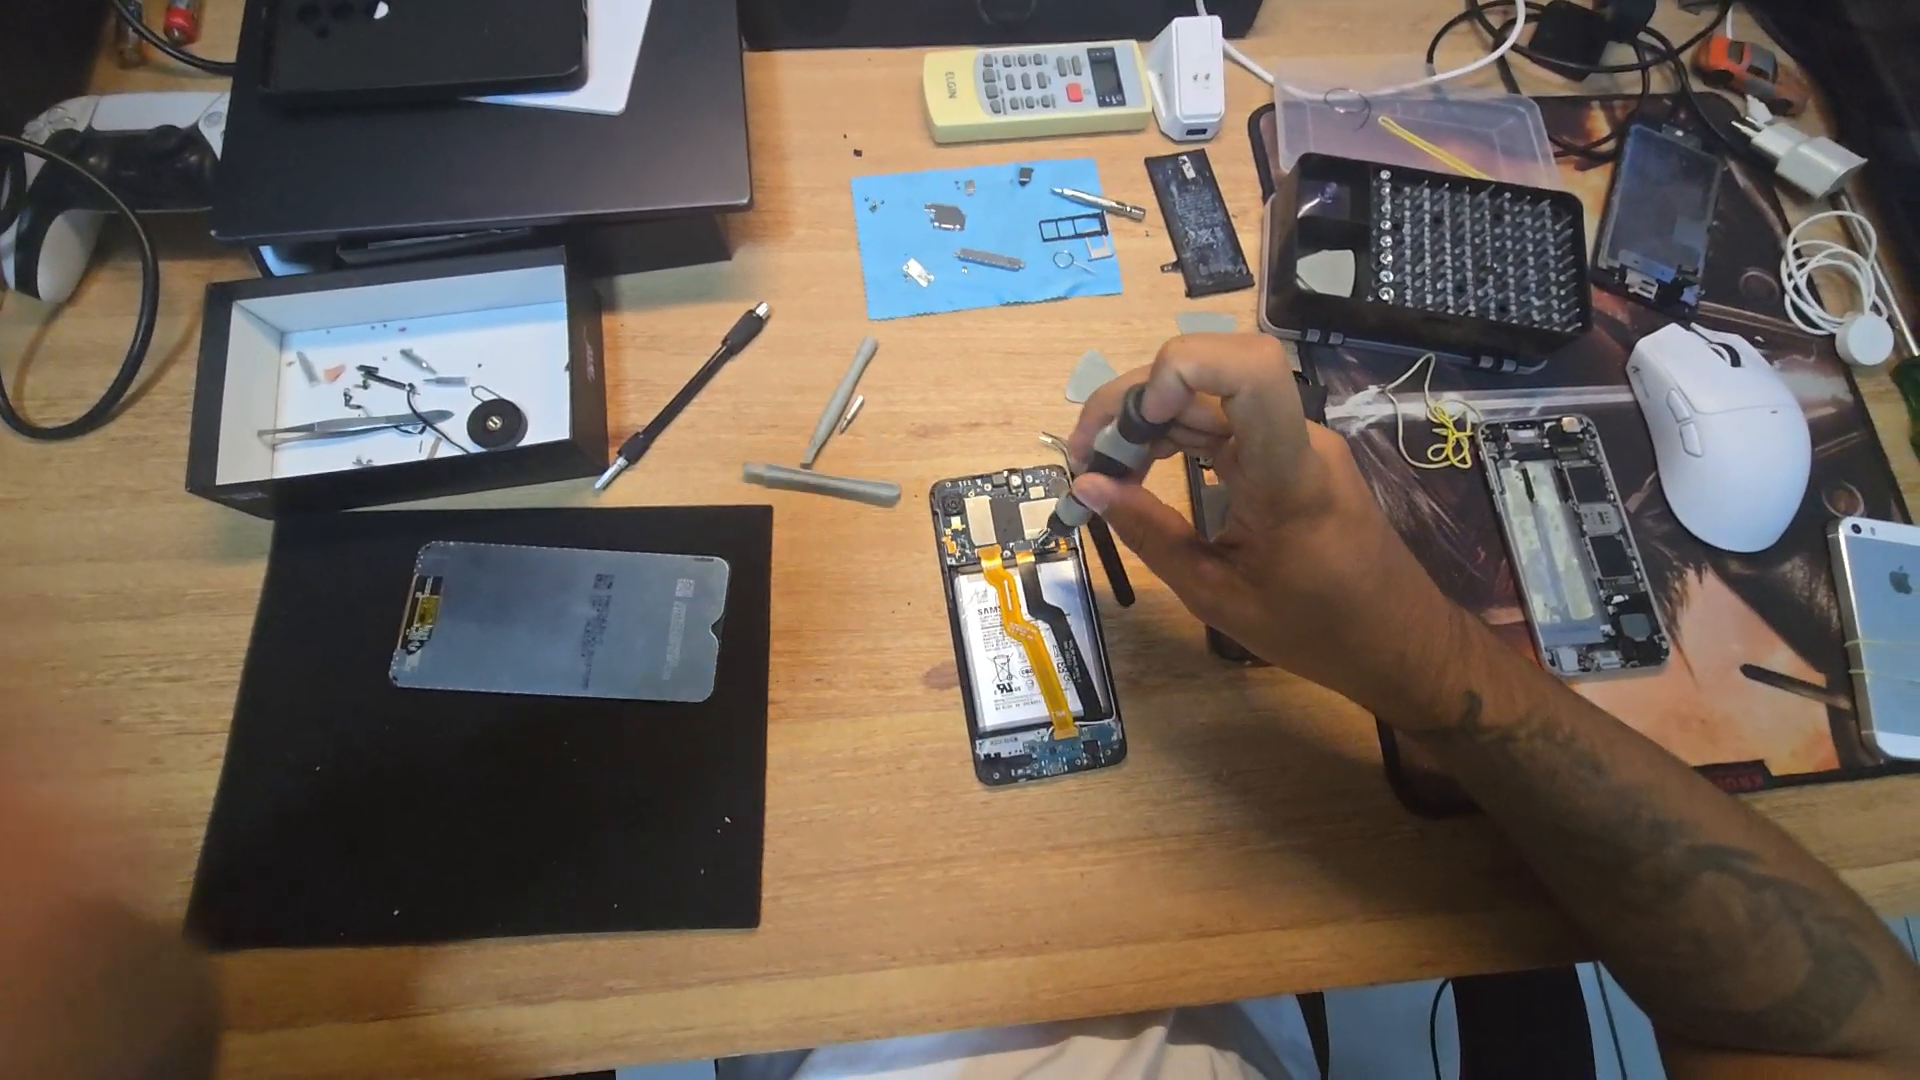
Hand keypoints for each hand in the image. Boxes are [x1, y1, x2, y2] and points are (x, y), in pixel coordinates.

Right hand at [1066, 334, 1468, 724]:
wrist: (1397, 641)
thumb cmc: (1315, 630)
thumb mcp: (1216, 595)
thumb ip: (1149, 534)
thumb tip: (1087, 485)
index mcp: (1287, 475)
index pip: (1251, 370)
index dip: (1181, 368)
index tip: (1131, 425)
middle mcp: (1293, 439)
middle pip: (1206, 374)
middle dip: (1131, 402)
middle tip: (1082, 456)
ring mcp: (1290, 441)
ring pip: (1204, 395)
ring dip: (1142, 420)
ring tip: (1096, 467)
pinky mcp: (1283, 453)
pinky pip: (1218, 423)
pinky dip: (1169, 436)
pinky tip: (1135, 468)